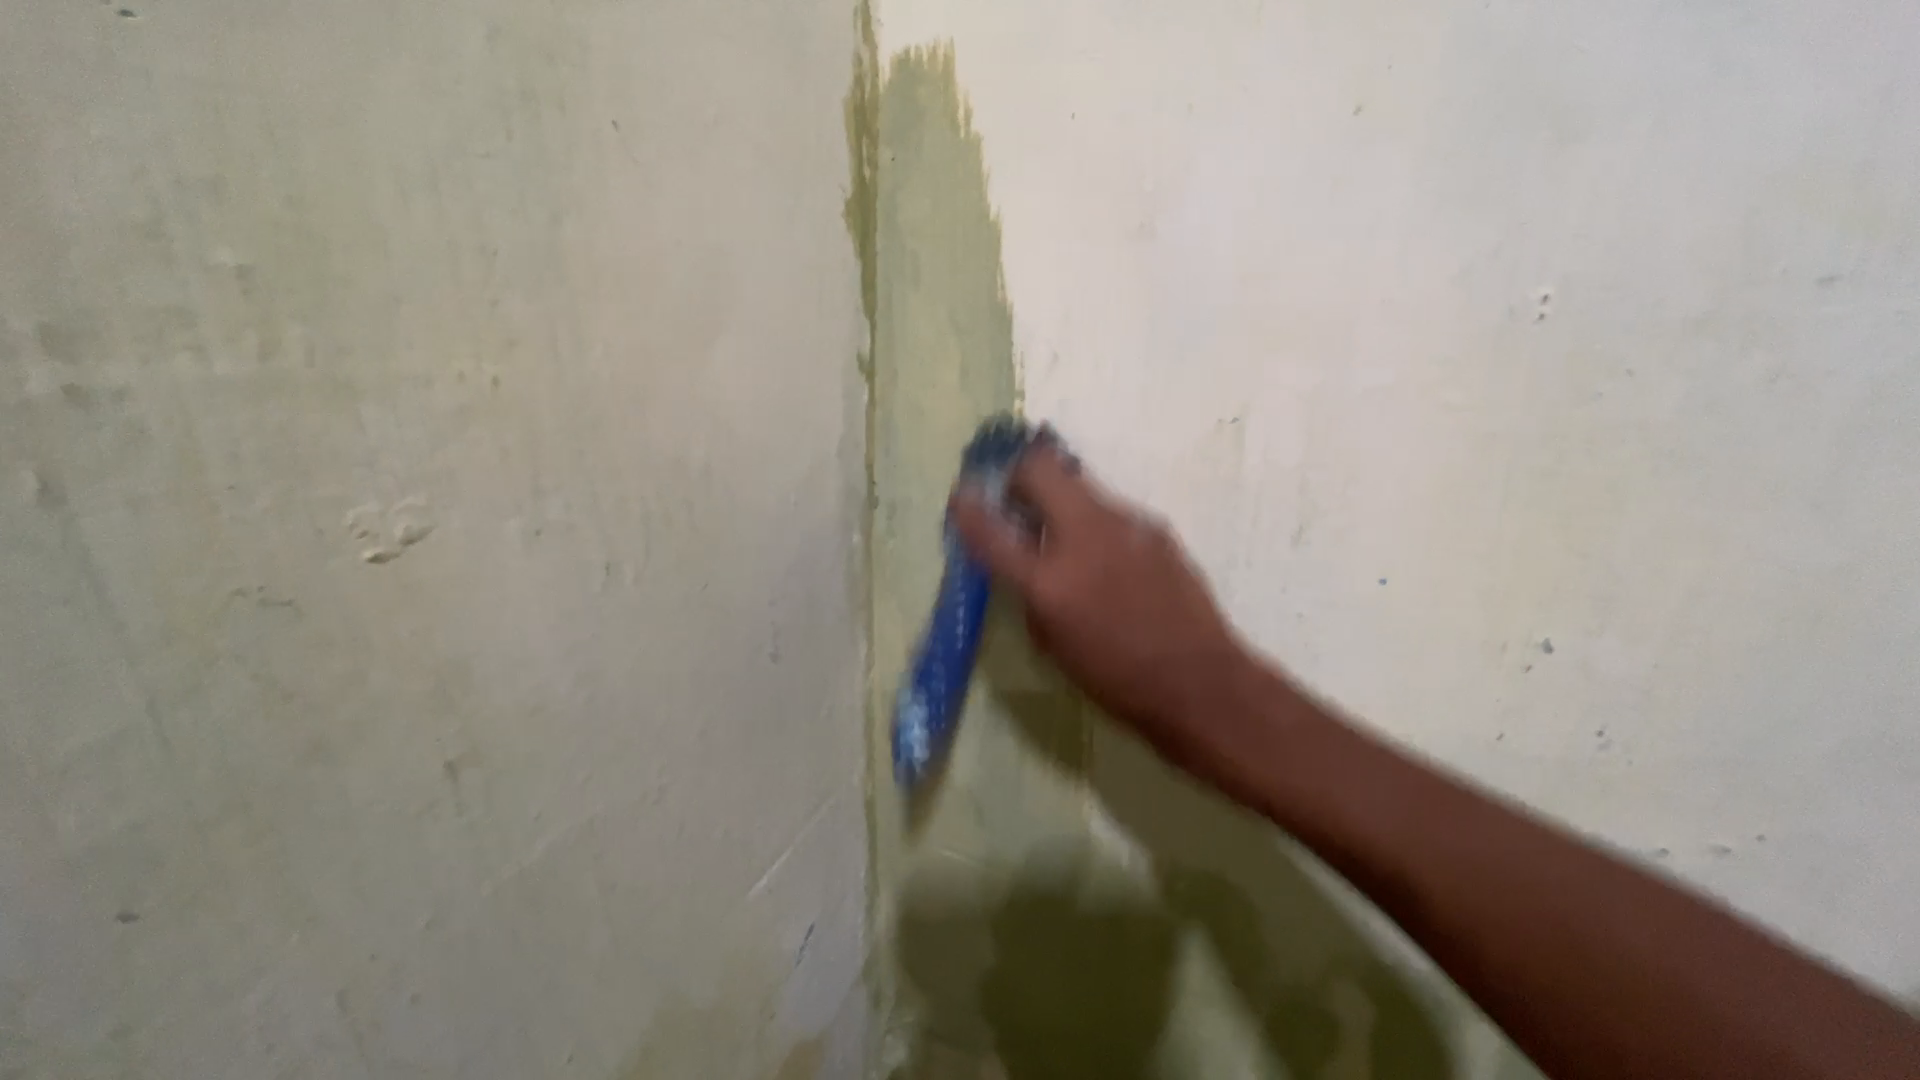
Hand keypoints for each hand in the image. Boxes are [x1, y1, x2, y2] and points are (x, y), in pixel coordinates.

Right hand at [950, 442, 1261, 766]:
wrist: (1200, 682)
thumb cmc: (1117, 680)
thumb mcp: (1053, 645)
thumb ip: (1029, 593)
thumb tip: (1024, 561)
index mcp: (1049, 582)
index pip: (990, 529)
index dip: (966, 507)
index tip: (961, 496)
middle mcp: (1085, 537)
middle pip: (1040, 467)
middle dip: (1020, 475)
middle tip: (1018, 501)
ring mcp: (1127, 525)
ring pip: (1080, 486)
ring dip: (1062, 502)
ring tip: (1068, 540)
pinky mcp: (1156, 528)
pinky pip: (1112, 512)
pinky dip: (1097, 525)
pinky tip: (1110, 562)